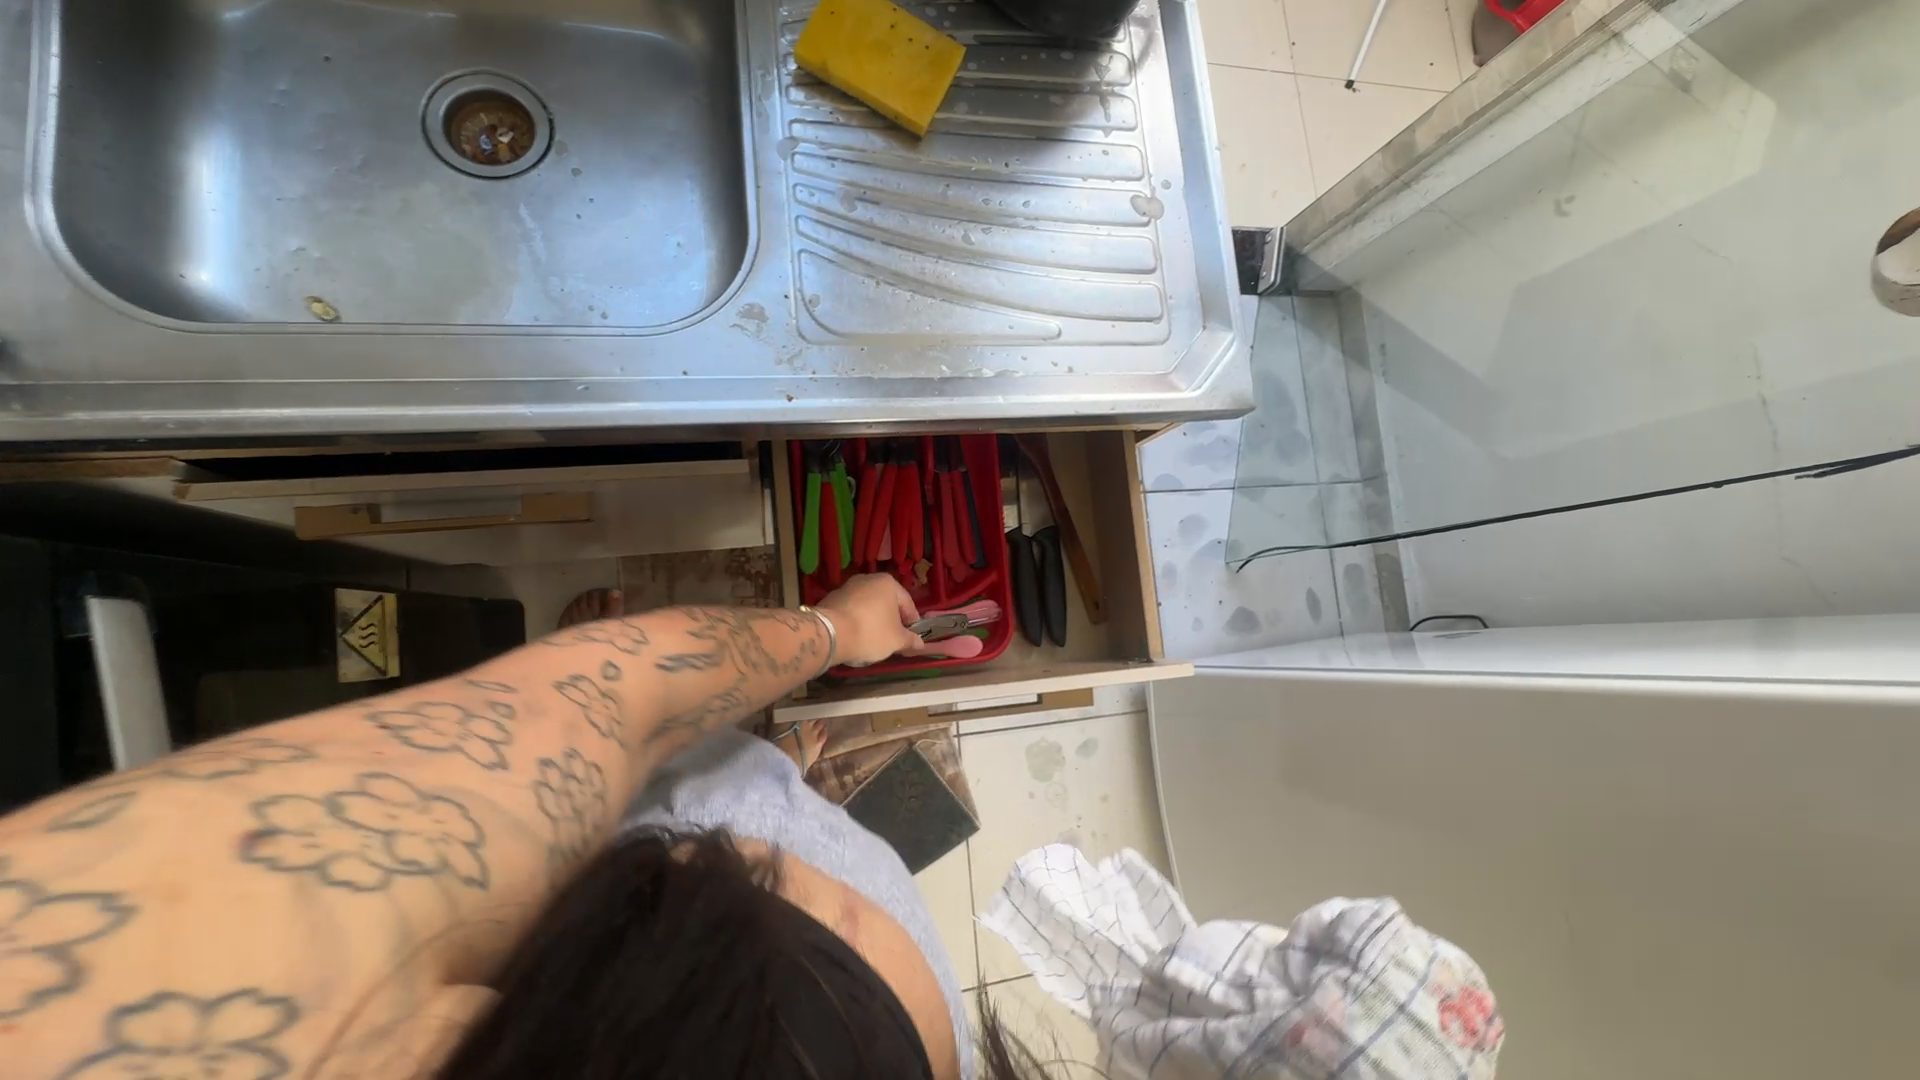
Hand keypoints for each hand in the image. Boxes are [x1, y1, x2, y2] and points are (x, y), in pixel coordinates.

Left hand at [814, 574, 924, 666]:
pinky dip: (856, 621)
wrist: (830, 633)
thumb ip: (910, 640)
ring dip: (872, 620)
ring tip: (872, 639)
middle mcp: (867, 579)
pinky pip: (851, 611)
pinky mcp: (830, 599)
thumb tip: (920, 643)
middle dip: (891, 620)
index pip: (907, 603)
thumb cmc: (871, 632)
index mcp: (888, 583)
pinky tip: (855, 636)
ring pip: (867, 606)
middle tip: (893, 639)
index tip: (912, 637)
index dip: (912, 622)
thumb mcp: (897, 640)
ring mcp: (847, 587)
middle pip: (886, 602)